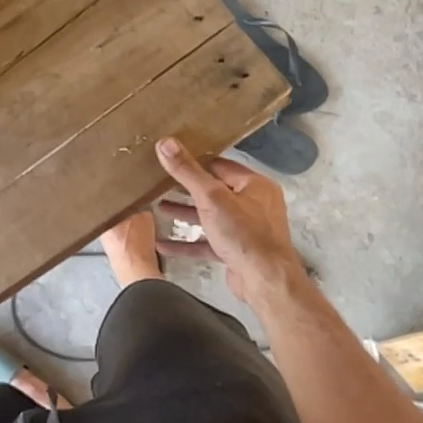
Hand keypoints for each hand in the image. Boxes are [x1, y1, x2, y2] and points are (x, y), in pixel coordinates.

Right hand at [153, 137, 303, 302]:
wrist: (264, 279)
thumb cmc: (244, 233)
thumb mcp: (210, 197)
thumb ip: (187, 172)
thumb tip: (166, 143)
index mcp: (255, 186)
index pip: (220, 167)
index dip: (195, 162)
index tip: (170, 159)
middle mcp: (254, 204)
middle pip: (214, 191)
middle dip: (186, 189)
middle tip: (160, 182)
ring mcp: (245, 229)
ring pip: (209, 217)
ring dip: (185, 213)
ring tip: (158, 208)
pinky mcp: (236, 250)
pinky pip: (207, 242)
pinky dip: (186, 242)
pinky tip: (163, 244)